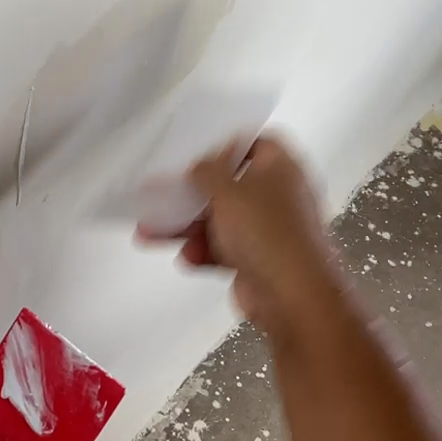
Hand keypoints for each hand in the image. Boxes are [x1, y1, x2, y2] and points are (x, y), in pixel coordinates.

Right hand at [141, 134, 338, 336]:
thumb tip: (199, 166)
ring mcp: (266, 231)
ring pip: (219, 221)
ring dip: (185, 227)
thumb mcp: (228, 191)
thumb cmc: (265, 231)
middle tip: (160, 196)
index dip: (228, 146)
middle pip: (229, 187)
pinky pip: (221, 249)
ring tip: (150, 232)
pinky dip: (201, 252)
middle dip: (190, 195)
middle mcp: (277, 196)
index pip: (257, 144)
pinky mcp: (255, 260)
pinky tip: (185, 258)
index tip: (199, 154)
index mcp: (281, 169)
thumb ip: (206, 172)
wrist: (291, 295)